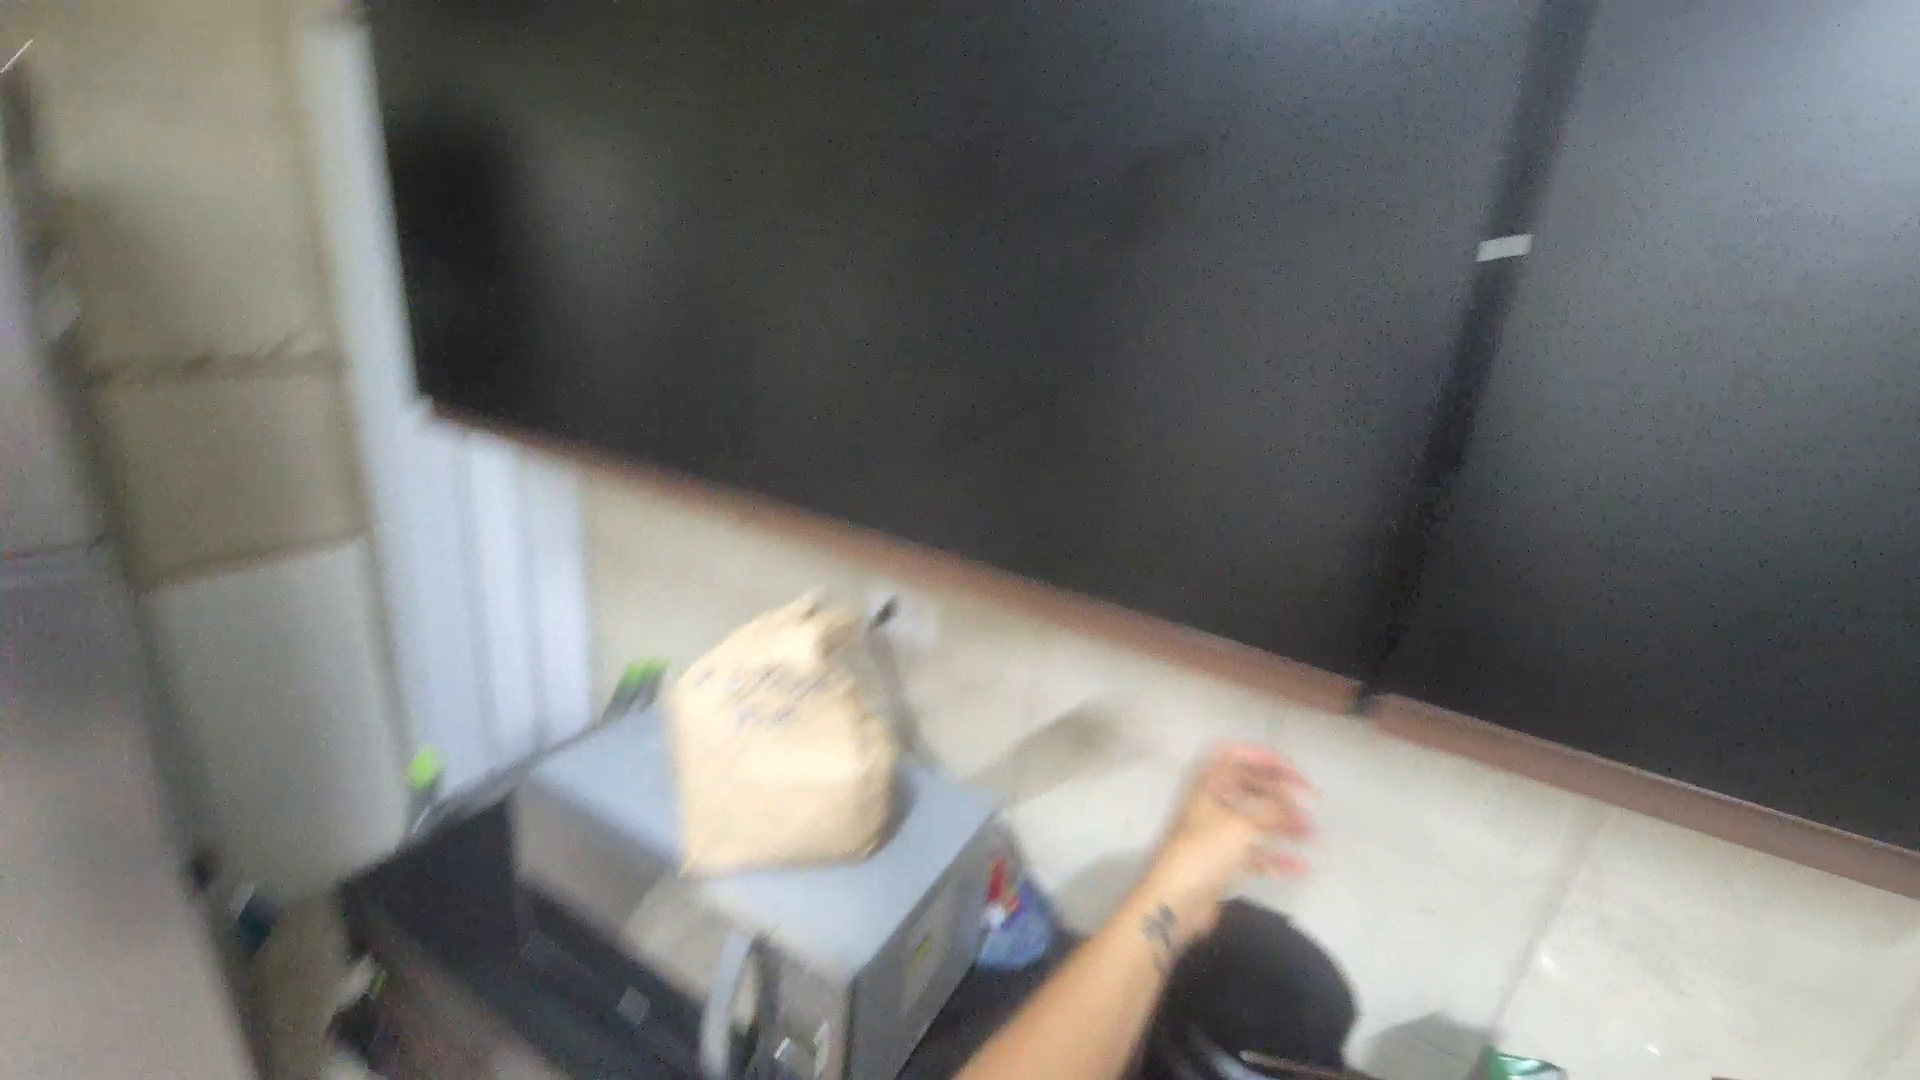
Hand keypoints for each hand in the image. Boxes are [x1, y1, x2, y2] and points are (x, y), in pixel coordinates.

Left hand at [1125, 744, 1314, 964]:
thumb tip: (1295, 803)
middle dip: (1280, 793)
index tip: (1293, 769)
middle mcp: (1211, 803)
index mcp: (1208, 785)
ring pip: (1255, 820)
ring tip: (1313, 836)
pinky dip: (1276, 857)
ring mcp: (1216, 833)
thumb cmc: (1204, 853)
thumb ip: (1271, 809)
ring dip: (1284, 825)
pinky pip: (1254, 852)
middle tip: (1311, 802)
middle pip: (1249, 787)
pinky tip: (1299, 867)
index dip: (1262, 756)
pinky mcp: (1222, 861)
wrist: (1175, 900)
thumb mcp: (1241, 825)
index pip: (1234, 756)